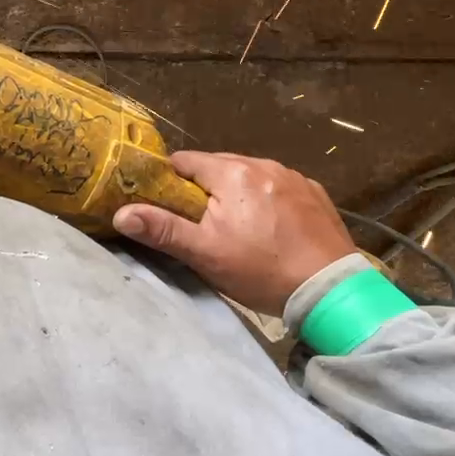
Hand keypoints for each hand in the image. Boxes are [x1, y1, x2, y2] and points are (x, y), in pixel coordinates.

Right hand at [113, 150, 354, 314]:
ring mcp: (293, 177)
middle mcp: (262, 164)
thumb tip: (120, 213)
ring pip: (247, 175)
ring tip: (236, 226)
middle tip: (201, 222)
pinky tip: (270, 226)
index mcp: (231, 173)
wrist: (334, 294)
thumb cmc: (261, 270)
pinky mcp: (316, 193)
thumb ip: (162, 229)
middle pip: (216, 166)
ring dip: (236, 192)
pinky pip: (277, 186)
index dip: (171, 181)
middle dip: (203, 187)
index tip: (169, 205)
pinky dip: (267, 199)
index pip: (184, 161)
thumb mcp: (204, 253)